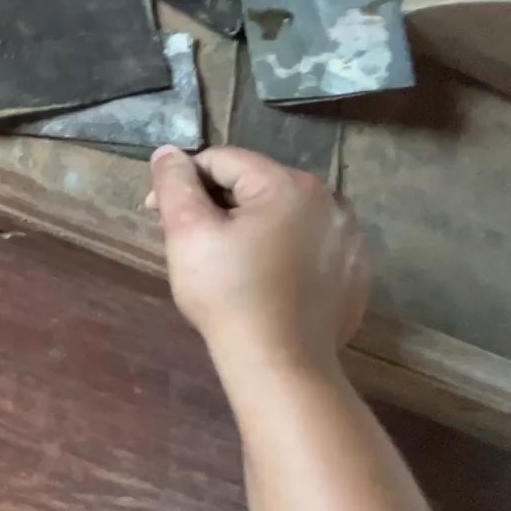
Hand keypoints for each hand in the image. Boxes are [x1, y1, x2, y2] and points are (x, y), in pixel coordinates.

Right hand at [146, 146, 369, 370]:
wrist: (280, 358)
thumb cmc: (226, 291)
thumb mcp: (187, 231)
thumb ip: (175, 184)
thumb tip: (167, 152)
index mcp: (289, 185)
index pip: (221, 161)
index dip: (182, 181)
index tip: (157, 214)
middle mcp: (330, 200)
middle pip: (253, 184)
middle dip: (214, 203)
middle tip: (187, 240)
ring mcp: (349, 236)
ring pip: (280, 213)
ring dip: (245, 224)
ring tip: (221, 259)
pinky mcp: (354, 268)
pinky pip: (305, 242)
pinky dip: (276, 248)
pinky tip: (258, 277)